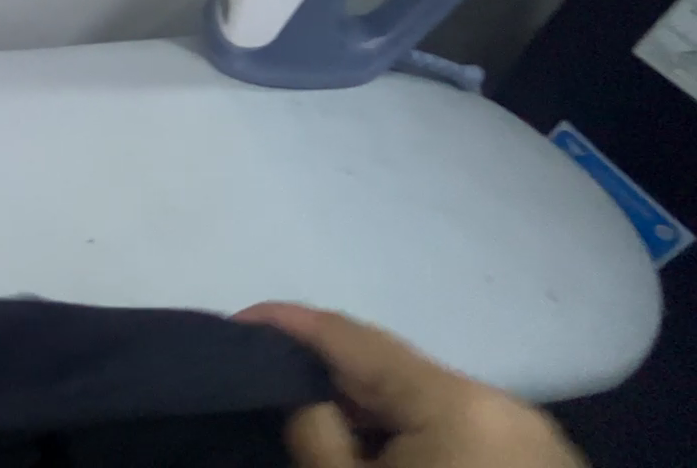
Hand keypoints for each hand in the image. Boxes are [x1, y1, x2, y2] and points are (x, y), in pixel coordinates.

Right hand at [236, 303, 585, 467]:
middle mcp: (502, 406)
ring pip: (421, 395)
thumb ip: (310, 424)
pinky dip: (404, 428)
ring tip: (311, 410)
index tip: (233, 324)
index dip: (282, 321)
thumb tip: (302, 394)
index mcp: (455, 400)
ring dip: (364, 400)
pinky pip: (454, 428)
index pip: (347, 334)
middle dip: (323, 364)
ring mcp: (534, 442)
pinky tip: (370, 447)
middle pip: (388, 362)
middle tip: (266, 373)